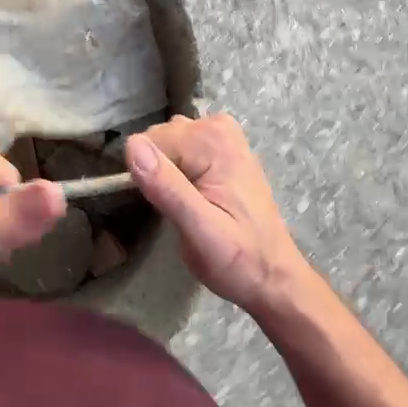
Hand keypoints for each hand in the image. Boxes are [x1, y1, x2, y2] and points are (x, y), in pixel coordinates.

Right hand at [126, 114, 309, 312]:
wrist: (275, 279)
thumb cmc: (240, 261)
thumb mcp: (201, 232)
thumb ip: (167, 187)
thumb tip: (132, 146)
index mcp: (213, 139)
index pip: (147, 142)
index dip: (147, 178)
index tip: (164, 208)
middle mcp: (216, 126)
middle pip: (156, 139)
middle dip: (157, 174)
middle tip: (179, 211)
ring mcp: (219, 134)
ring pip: (163, 144)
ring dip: (165, 174)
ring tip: (186, 205)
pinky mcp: (218, 147)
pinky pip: (177, 149)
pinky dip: (176, 172)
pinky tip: (192, 195)